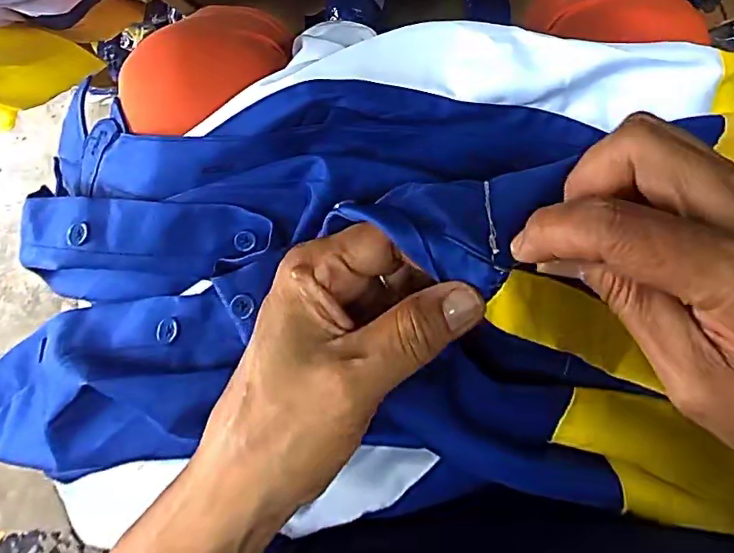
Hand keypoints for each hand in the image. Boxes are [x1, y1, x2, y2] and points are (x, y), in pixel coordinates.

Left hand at [115, 224, 484, 552]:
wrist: (242, 497)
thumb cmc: (284, 430)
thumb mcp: (355, 377)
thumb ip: (415, 331)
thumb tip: (474, 294)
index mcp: (314, 269)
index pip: (388, 236)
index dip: (434, 243)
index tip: (482, 255)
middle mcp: (327, 276)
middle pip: (398, 257)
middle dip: (441, 270)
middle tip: (490, 280)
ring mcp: (339, 305)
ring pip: (403, 285)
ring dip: (438, 296)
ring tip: (484, 298)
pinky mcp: (352, 334)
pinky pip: (398, 312)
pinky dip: (426, 319)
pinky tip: (459, 321)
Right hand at [510, 115, 733, 552]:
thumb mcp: (701, 390)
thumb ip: (635, 306)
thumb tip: (571, 251)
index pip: (629, 226)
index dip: (561, 225)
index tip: (520, 243)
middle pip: (646, 141)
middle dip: (588, 176)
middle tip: (571, 233)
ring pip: (665, 138)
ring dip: (615, 172)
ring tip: (600, 229)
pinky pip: (688, 159)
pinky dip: (646, 178)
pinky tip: (642, 226)